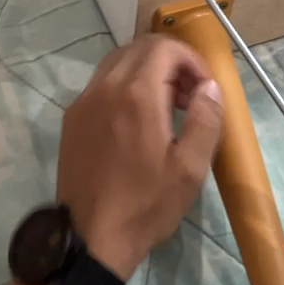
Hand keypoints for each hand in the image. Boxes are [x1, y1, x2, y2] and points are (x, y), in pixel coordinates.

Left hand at [55, 34, 225, 277]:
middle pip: (141, 47)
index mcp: (136, 93)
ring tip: (166, 106)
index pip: (165, 48)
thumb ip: (205, 120)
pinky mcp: (73, 114)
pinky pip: (102, 81)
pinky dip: (125, 84)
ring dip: (147, 70)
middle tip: (190, 97)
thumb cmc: (145, 204)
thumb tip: (210, 86)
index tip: (204, 90)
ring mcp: (84, 98)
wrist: (90, 237)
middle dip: (171, 62)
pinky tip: (137, 119)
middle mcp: (106, 85)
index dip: (191, 60)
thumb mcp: (189, 169)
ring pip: (119, 60)